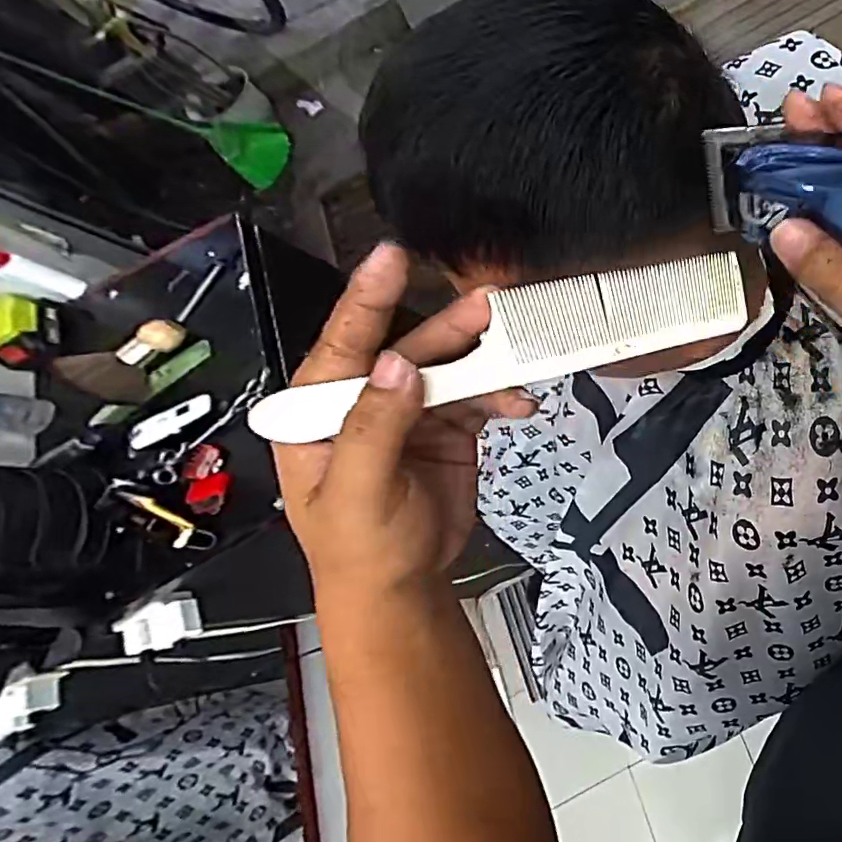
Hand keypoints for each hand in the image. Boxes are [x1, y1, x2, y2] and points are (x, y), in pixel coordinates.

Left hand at [272, 243, 536, 594]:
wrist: (404, 582)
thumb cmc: (361, 548)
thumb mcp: (359, 491)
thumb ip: (375, 426)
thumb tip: (399, 366)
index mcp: (322, 412)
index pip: (343, 344)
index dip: (368, 298)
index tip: (392, 259)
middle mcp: (367, 404)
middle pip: (410, 351)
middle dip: (449, 329)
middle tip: (487, 307)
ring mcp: (413, 416)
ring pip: (453, 372)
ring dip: (487, 365)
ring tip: (517, 357)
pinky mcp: (449, 430)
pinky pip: (480, 399)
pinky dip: (503, 398)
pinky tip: (519, 402)